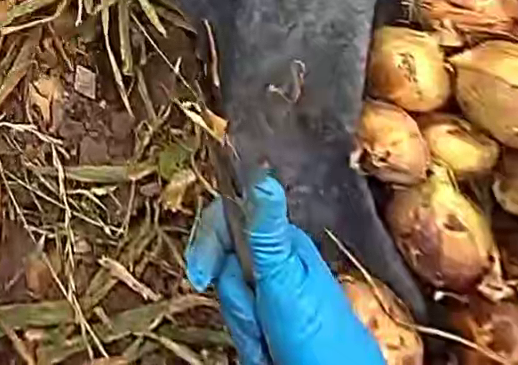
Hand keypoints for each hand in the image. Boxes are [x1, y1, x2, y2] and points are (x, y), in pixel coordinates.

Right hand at [185, 173, 383, 364]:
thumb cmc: (318, 336)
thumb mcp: (286, 275)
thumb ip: (266, 226)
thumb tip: (260, 171)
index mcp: (280, 240)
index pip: (225, 218)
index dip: (207, 241)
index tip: (199, 274)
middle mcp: (273, 263)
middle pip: (223, 263)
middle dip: (234, 298)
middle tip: (260, 323)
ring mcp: (270, 298)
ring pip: (229, 298)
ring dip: (244, 327)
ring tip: (271, 346)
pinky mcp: (268, 329)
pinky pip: (239, 329)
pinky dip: (250, 347)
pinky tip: (270, 355)